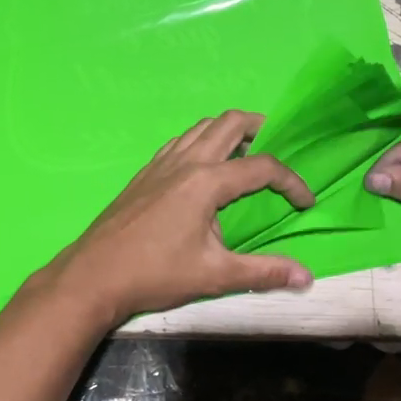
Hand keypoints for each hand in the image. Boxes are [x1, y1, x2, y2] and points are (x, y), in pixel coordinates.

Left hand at [47, 110, 315, 326]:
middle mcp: (186, 161)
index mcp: (206, 181)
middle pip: (231, 123)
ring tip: (246, 156)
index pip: (262, 167)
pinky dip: (203, 142)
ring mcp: (162, 163)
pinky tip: (205, 170)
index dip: (291, 181)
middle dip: (262, 128)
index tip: (305, 203)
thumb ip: (263, 271)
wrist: (93, 276)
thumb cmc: (155, 274)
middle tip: (280, 148)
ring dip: (230, 132)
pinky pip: (182, 141)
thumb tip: (307, 277)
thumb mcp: (215, 275)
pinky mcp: (146, 172)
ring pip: (203, 127)